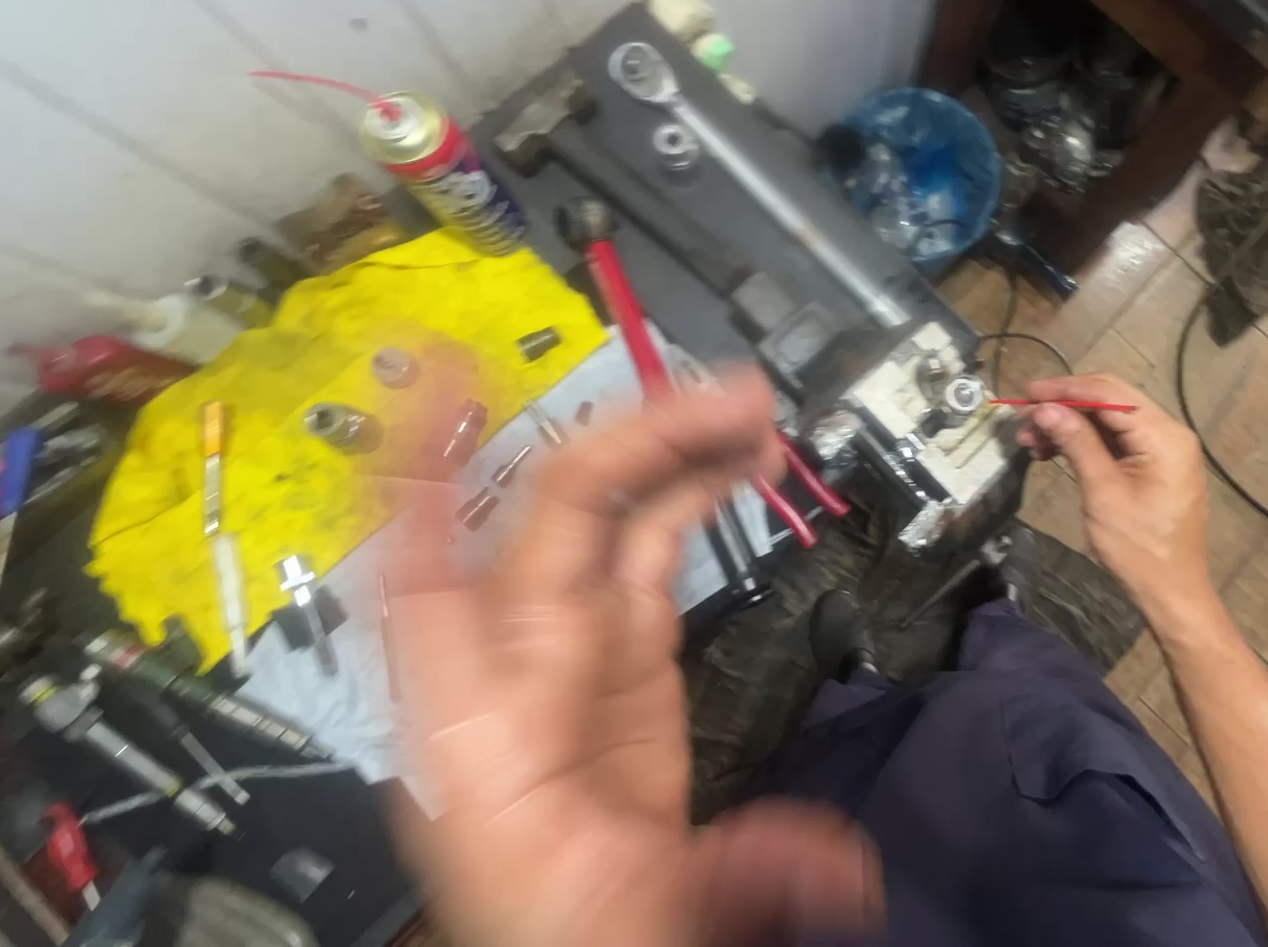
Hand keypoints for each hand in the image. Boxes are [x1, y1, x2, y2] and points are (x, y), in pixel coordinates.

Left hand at [385, 372, 880, 946]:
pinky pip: (652, 539)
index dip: (429, 462)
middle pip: (567, 508)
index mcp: (485, 709)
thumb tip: (838, 863)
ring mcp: (580, 630)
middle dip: (645, 434)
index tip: (448, 377)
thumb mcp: (627, 910)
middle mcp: (522, 647)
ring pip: (620, 508)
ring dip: (679, 448)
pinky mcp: (628, 634)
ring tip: (748, 411)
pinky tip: (735, 458)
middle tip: (731, 395)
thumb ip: (731, 866)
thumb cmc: (564, 928)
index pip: (436, 559)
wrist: (592, 939)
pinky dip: (691, 489)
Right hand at [1017, 374, 1215, 616]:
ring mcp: (1162, 447)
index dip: (1065, 389)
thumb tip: (1046, 408)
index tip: (1026, 393)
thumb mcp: (1102, 491)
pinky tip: (1052, 450)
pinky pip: (1115, 439)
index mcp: (1163, 435)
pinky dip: (1083, 441)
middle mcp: (1168, 432)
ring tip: (1030, 440)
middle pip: (1110, 399)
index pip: (1109, 394)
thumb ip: (1076, 442)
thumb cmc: (1137, 547)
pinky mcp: (1153, 463)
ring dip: (1069, 424)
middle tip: (1025, 414)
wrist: (1171, 591)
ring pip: (1108, 419)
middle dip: (1064, 403)